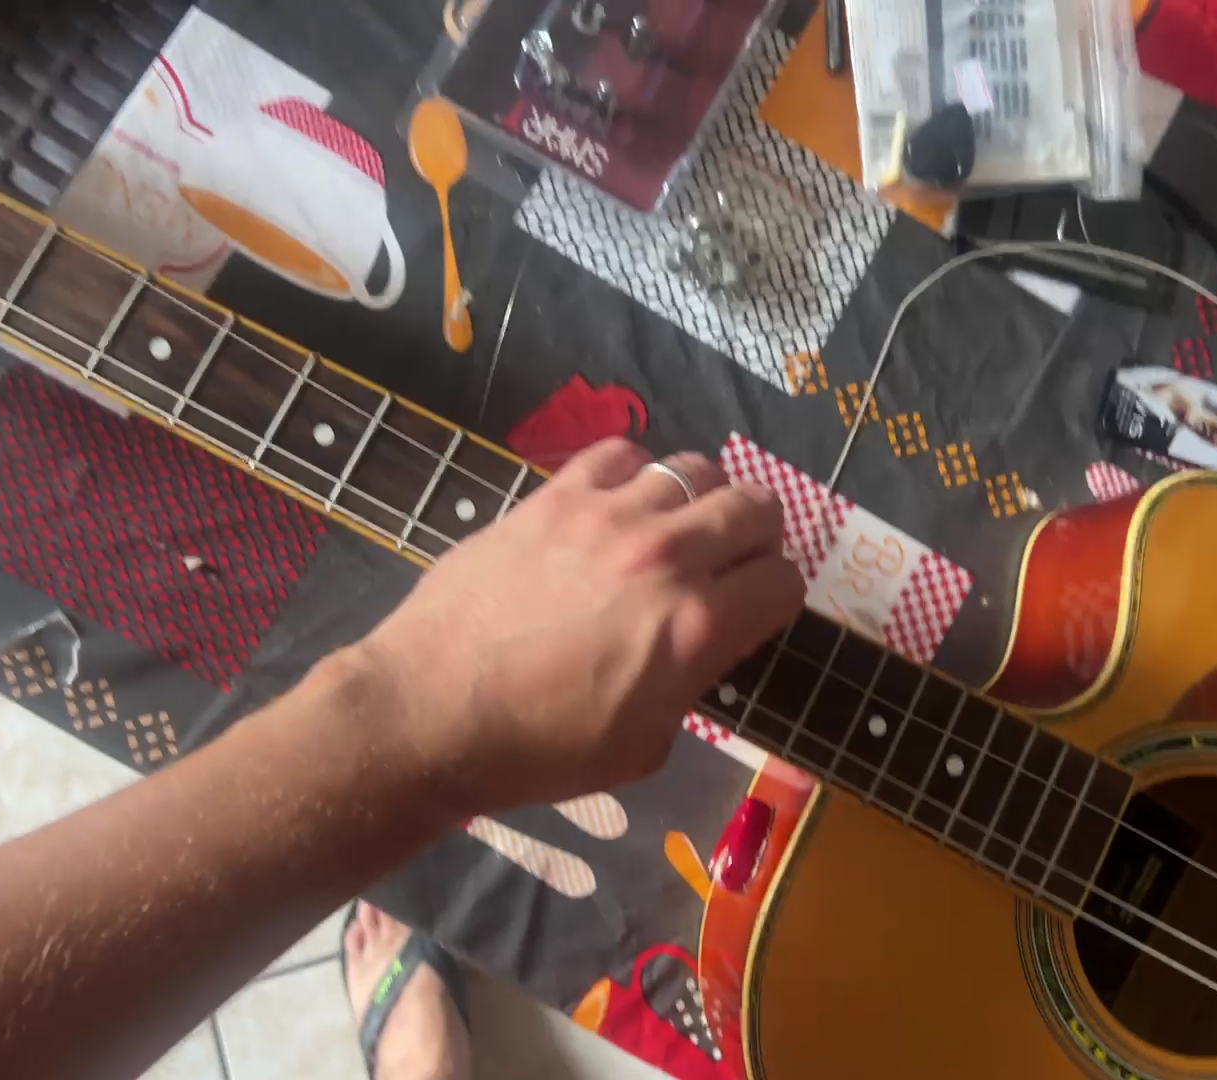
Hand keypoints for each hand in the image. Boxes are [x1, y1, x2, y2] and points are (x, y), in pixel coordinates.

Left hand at [350, 438, 803, 814]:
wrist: (432, 711)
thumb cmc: (541, 748)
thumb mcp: (646, 745)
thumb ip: (694, 682)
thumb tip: (703, 641)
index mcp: (696, 628)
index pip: (783, 582)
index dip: (777, 597)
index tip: (754, 609)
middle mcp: (666, 557)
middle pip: (757, 507)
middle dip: (759, 535)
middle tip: (731, 560)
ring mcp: (607, 515)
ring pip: (697, 467)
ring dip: (702, 498)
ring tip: (675, 527)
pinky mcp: (555, 495)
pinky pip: (622, 452)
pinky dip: (636, 473)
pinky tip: (619, 502)